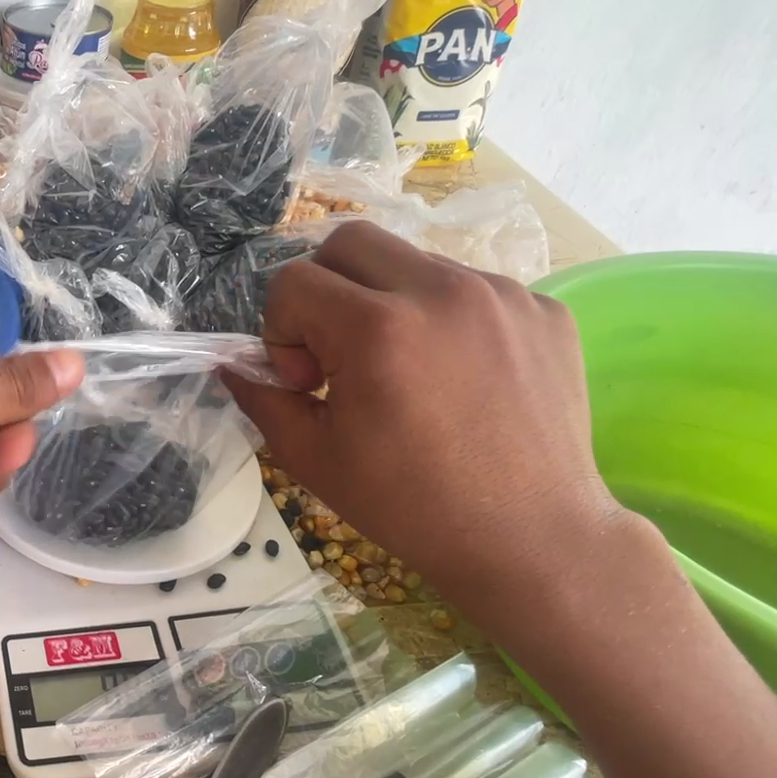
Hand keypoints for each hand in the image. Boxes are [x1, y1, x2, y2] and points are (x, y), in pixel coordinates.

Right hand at [223, 222, 632, 597]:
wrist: (526, 536)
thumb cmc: (406, 505)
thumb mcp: (311, 458)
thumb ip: (262, 399)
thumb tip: (232, 366)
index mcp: (377, 329)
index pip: (293, 281)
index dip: (280, 331)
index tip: (306, 382)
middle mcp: (441, 290)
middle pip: (350, 241)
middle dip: (323, 291)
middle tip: (337, 354)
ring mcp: (502, 294)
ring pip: (412, 262)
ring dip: (385, 304)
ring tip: (402, 373)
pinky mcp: (544, 309)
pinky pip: (470, 288)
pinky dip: (442, 321)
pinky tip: (454, 380)